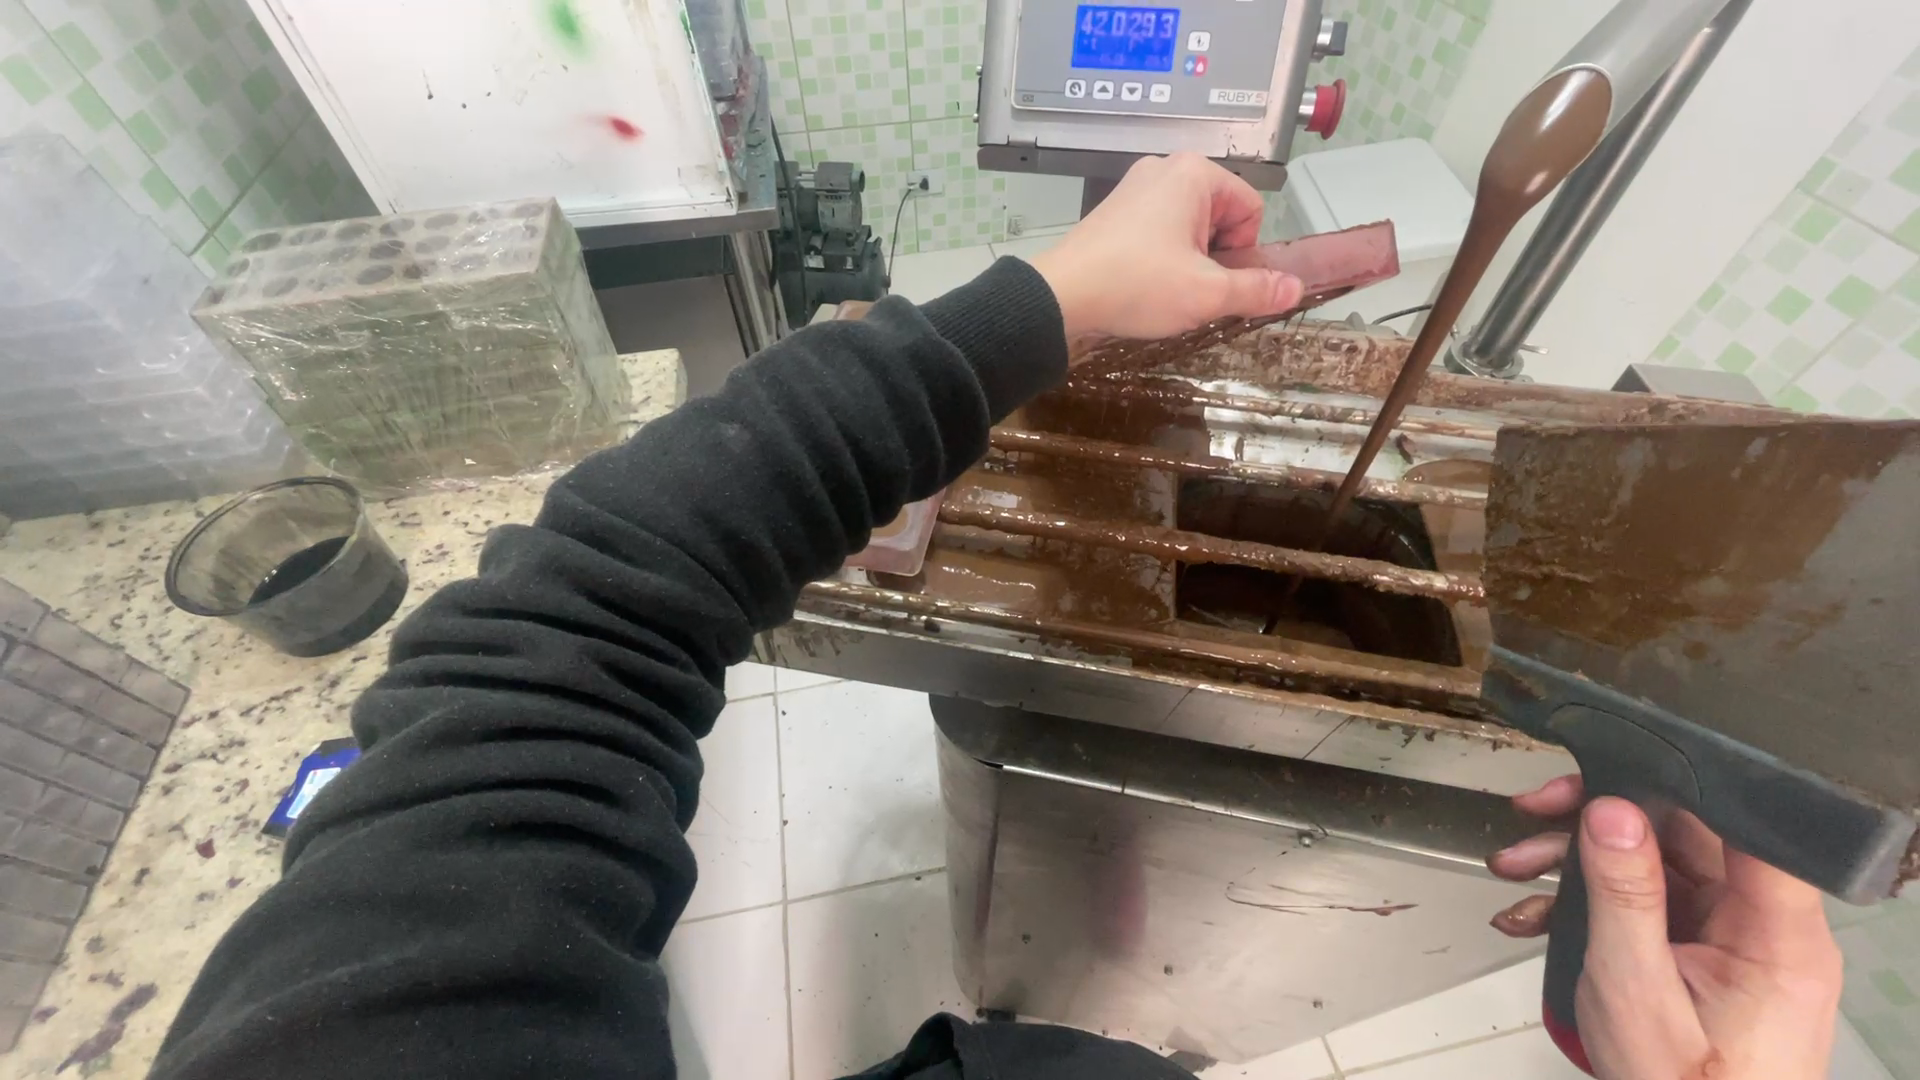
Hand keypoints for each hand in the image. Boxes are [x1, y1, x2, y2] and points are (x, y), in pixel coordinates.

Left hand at [1027, 154, 1303, 346]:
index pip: (1250, 210)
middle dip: (1212, 258)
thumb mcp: (1206, 294)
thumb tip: (1295, 288)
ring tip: (1161, 291)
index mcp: (1195, 173)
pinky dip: (1157, 261)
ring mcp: (1134, 190)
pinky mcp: (1112, 214)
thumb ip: (1256, 290)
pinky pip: (1154, 235)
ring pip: (1186, 230)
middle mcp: (1164, 170)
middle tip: (1188, 290)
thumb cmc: (1136, 286)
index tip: (1216, 281)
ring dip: (1185, 263)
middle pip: (1218, 217)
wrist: (1061, 297)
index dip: (1242, 254)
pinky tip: (1140, 286)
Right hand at [1487, 775, 1842, 1078]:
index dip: (1685, 785)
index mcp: (1774, 933)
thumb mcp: (1635, 984)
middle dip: (1594, 818)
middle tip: (1528, 811)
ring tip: (1508, 867)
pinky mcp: (1686, 945)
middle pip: (1679, 835)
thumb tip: (1612, 809)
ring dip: (1568, 857)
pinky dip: (1573, 898)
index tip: (1609, 763)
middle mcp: (1755, 923)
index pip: (1749, 830)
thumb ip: (1625, 894)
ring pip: (1643, 860)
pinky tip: (1527, 913)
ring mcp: (1719, 934)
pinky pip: (1630, 898)